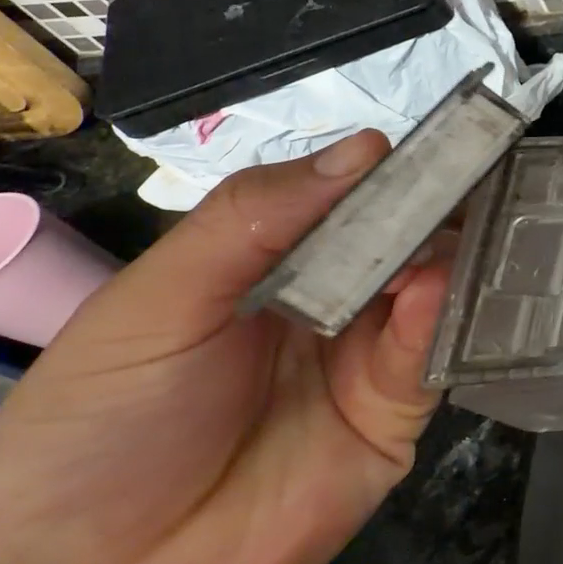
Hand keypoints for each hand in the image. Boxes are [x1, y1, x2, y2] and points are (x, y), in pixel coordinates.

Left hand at [0, 131, 450, 563]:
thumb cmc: (101, 425)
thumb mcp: (155, 304)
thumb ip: (251, 219)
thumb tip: (367, 146)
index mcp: (277, 264)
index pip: (352, 199)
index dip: (393, 169)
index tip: (438, 138)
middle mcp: (337, 300)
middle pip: (408, 238)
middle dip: (436, 208)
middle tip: (462, 182)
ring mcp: (371, 354)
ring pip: (437, 286)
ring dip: (447, 255)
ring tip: (444, 239)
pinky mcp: (400, 409)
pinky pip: (435, 351)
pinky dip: (440, 314)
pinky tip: (428, 293)